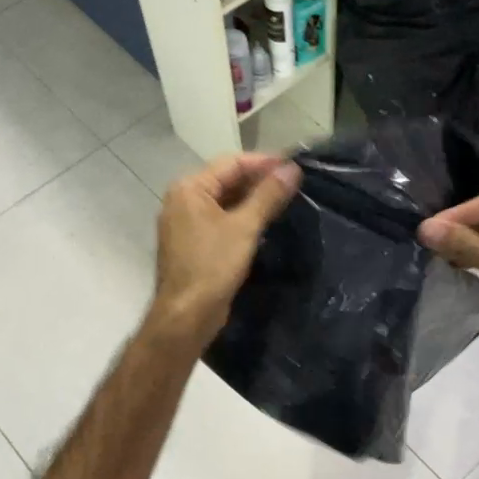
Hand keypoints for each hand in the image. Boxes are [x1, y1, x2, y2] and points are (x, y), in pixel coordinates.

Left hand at [149, 154, 301, 350]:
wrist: (186, 316)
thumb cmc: (212, 266)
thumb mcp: (244, 227)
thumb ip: (268, 195)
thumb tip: (292, 169)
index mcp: (189, 188)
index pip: (232, 163)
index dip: (265, 162)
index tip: (295, 165)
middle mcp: (183, 200)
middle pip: (227, 180)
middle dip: (260, 181)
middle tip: (295, 184)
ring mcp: (186, 223)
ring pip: (225, 202)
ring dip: (253, 201)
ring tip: (287, 201)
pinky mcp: (193, 244)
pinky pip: (221, 221)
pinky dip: (242, 219)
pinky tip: (266, 225)